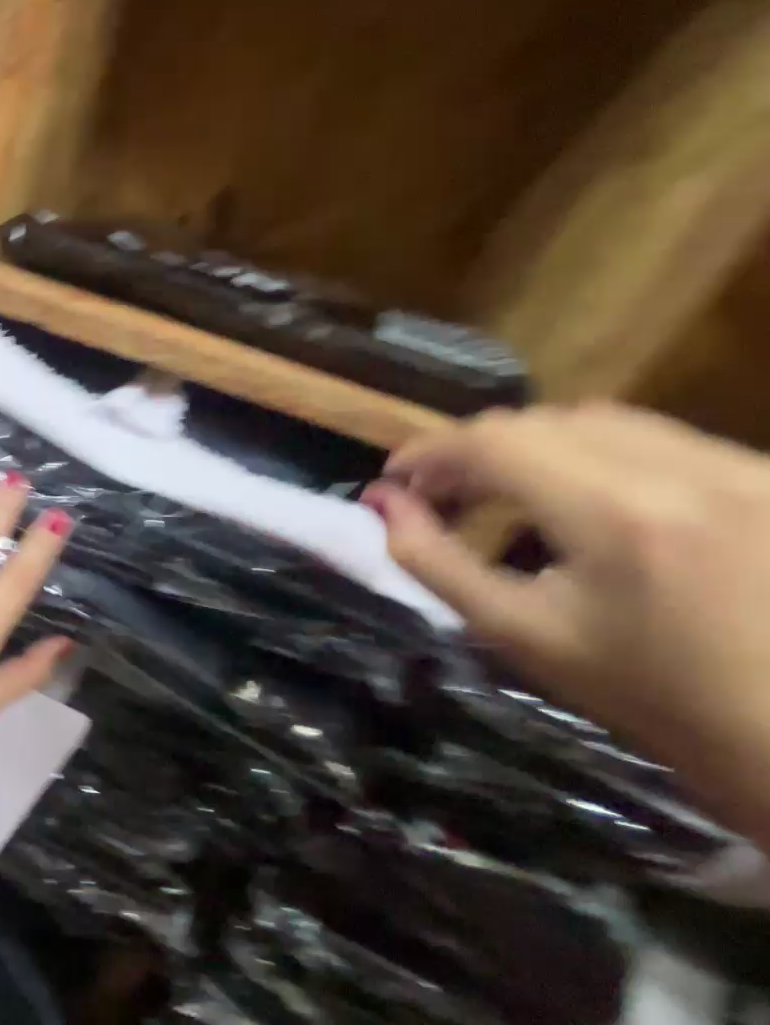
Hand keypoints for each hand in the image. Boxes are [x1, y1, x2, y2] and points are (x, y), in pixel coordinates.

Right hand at [365, 404, 769, 777]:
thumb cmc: (643, 694)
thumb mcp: (514, 631)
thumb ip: (431, 558)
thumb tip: (381, 501)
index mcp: (617, 515)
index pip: (498, 440)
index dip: (430, 449)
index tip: (395, 479)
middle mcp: (691, 472)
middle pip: (547, 421)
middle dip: (478, 449)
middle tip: (441, 492)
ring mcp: (748, 470)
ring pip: (605, 422)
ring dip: (537, 448)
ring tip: (505, 494)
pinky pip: (662, 441)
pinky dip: (596, 458)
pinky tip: (583, 503)